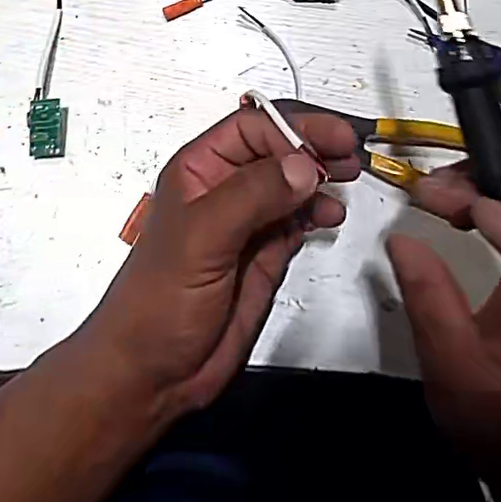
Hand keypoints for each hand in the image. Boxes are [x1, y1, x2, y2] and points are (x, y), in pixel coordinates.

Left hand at [74, 106, 362, 419]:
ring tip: (346, 179)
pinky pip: (298, 218)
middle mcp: (225, 187)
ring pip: (292, 182)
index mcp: (200, 170)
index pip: (252, 129)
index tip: (328, 142)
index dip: (292, 128)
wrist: (153, 372)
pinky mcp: (265, 250)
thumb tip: (303, 165)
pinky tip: (330, 215)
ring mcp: (247, 219)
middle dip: (313, 145)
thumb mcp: (202, 238)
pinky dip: (318, 211)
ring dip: (321, 177)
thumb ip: (252, 196)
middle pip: (277, 149)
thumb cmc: (158, 300)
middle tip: (347, 153)